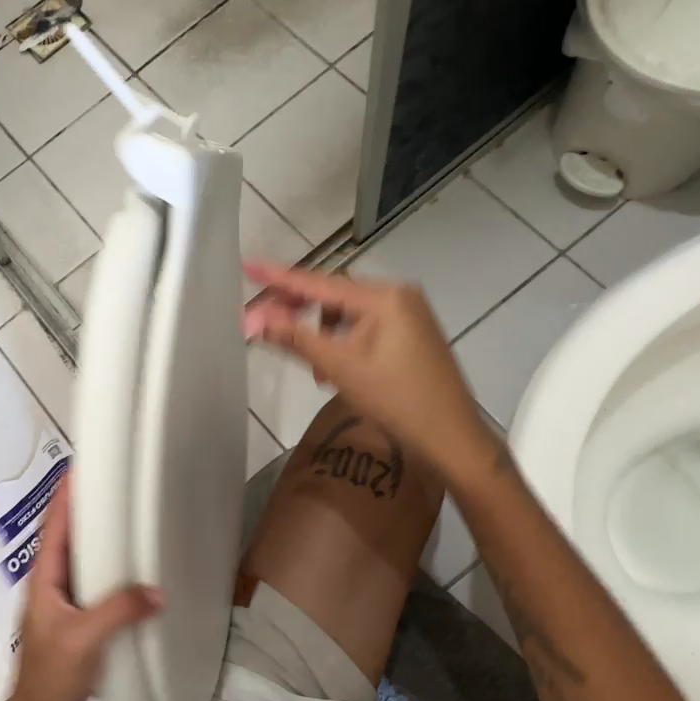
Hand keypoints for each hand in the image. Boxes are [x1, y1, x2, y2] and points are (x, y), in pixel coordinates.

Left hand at [13, 485, 163, 700]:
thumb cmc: (52, 672)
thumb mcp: (85, 637)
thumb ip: (120, 611)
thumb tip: (157, 592)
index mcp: (43, 578)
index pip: (53, 527)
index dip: (64, 496)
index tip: (78, 467)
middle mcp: (50, 583)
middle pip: (67, 538)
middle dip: (85, 511)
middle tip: (112, 486)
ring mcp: (62, 601)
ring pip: (81, 561)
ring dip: (98, 540)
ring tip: (125, 518)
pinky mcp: (77, 619)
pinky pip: (94, 583)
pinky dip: (110, 569)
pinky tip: (131, 569)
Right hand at [242, 261, 490, 460]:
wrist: (451, 436)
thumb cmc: (395, 400)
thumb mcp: (340, 367)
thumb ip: (295, 338)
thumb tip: (253, 319)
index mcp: (383, 296)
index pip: (319, 282)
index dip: (279, 277)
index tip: (248, 265)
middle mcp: (398, 294)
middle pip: (334, 294)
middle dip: (299, 310)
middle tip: (264, 323)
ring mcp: (409, 313)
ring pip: (349, 313)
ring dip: (322, 333)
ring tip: (313, 368)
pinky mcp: (413, 333)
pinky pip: (366, 326)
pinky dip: (344, 341)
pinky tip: (336, 370)